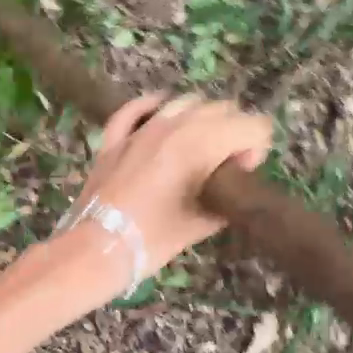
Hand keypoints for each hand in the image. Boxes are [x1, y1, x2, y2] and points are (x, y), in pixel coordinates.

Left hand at [52, 94, 272, 294]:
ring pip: (183, 104)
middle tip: (220, 167)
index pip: (253, 126)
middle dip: (230, 133)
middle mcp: (174, 125)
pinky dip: (149, 110)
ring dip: (196, 120)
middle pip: (222, 110)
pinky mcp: (111, 142)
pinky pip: (133, 111)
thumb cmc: (154, 238)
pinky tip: (156, 119)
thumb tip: (231, 183)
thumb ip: (229, 195)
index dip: (255, 149)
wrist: (97, 248)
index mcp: (204, 141)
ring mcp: (139, 131)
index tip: (240, 175)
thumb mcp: (205, 221)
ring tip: (192, 151)